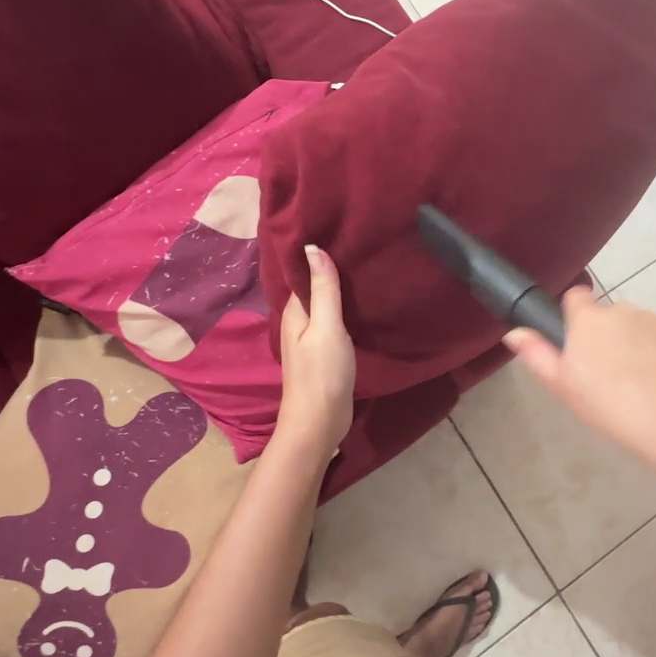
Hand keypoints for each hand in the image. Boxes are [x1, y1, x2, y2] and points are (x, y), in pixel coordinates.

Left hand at [274, 245, 354, 461]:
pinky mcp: (324, 355)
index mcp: (294, 313)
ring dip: (337, 292)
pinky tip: (360, 307)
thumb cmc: (322, 373)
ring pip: (323, 307)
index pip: (302, 274)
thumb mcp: (326, 327)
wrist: (319, 424)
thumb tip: (313, 248)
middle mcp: (298, 323)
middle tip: (356, 247)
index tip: (336, 232)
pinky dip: (344, 313)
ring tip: (362, 270)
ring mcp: (310, 341)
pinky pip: (333, 324)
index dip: (315, 255)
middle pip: (313, 290)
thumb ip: (323, 290)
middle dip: (327, 271)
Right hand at [503, 288, 655, 473]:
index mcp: (589, 319)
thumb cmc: (608, 403)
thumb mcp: (563, 385)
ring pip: (636, 326)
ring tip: (635, 383)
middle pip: (607, 314)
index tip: (576, 342)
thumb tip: (514, 333)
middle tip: (604, 373)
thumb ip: (538, 354)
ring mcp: (655, 321)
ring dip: (632, 343)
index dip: (573, 316)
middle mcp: (622, 310)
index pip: (576, 297)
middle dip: (605, 334)